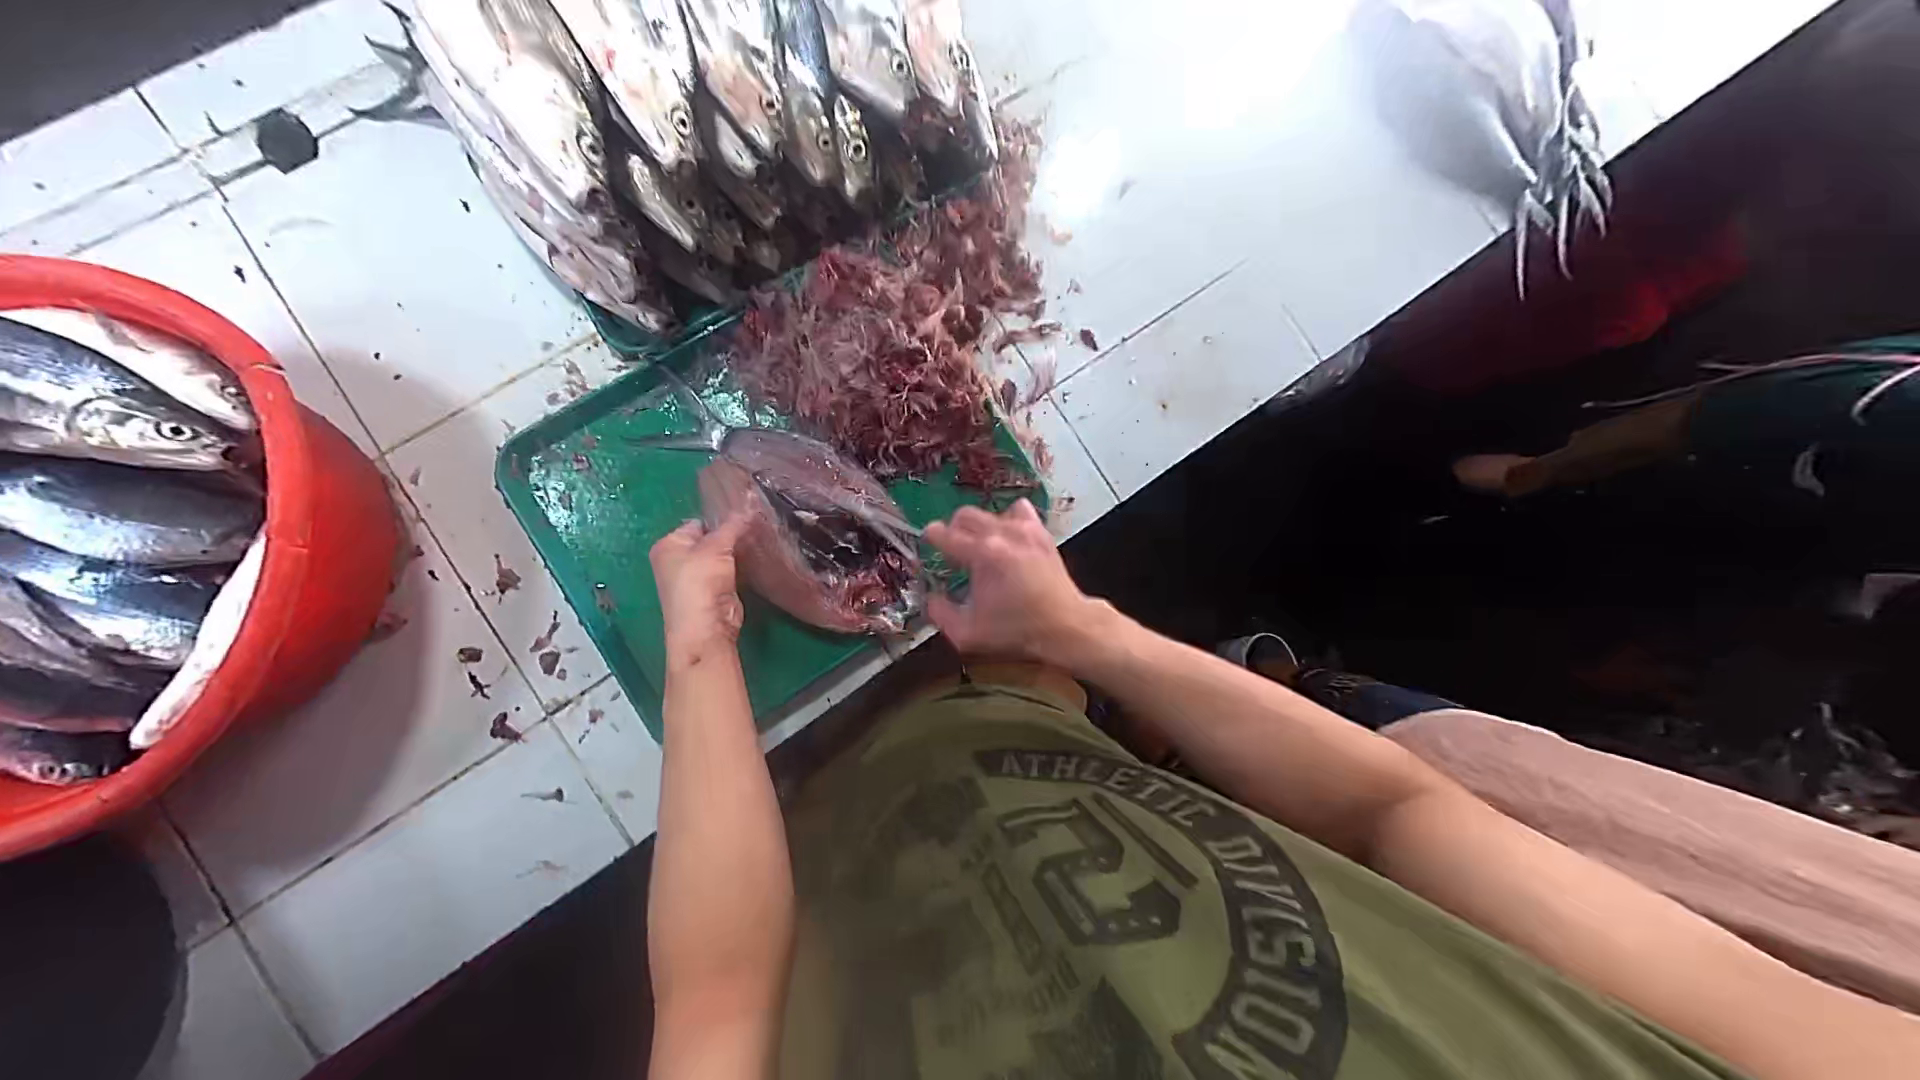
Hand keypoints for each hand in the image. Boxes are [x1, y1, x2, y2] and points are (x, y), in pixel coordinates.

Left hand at [650, 516, 747, 660]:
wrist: (707, 626)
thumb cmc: (700, 582)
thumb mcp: (716, 547)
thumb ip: (733, 525)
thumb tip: (750, 505)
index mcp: (668, 545)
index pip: (698, 522)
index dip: (721, 517)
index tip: (746, 511)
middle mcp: (679, 559)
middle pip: (711, 537)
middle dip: (733, 532)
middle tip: (758, 521)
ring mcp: (698, 576)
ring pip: (723, 554)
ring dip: (740, 548)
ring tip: (762, 535)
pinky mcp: (716, 588)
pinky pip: (731, 568)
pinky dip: (743, 563)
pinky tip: (758, 554)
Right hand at [923, 500, 1111, 664]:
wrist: (1065, 626)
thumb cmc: (1017, 630)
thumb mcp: (968, 633)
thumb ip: (940, 613)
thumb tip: (930, 597)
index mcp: (982, 554)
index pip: (944, 533)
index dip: (931, 538)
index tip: (929, 544)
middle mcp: (1002, 534)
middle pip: (964, 515)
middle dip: (953, 530)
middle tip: (954, 552)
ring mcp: (1025, 529)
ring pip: (989, 512)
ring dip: (979, 527)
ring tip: (981, 548)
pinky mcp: (1041, 532)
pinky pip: (1018, 510)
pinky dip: (1008, 519)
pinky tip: (1007, 538)